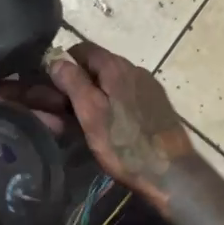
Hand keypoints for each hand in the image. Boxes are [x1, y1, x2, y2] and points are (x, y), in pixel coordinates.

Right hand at [47, 42, 197, 203]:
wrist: (173, 175)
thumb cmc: (125, 144)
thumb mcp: (90, 112)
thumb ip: (72, 81)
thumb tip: (56, 58)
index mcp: (116, 66)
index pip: (81, 49)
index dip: (62, 63)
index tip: (50, 84)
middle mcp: (134, 69)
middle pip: (96, 67)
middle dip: (75, 84)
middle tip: (59, 109)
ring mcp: (148, 88)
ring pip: (110, 84)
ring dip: (92, 96)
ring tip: (79, 121)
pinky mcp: (156, 107)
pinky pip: (124, 97)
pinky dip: (109, 105)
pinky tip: (106, 126)